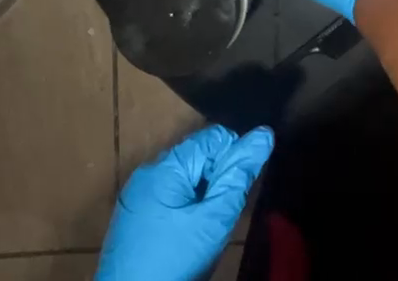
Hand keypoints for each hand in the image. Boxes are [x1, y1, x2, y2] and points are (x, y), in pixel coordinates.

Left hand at [94, 124, 273, 280]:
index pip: (214, 138)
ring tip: (206, 231)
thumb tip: (264, 134)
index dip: (235, 158)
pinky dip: (185, 211)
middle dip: (217, 181)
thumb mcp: (214, 220)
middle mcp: (148, 172)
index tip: (240, 192)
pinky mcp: (133, 219)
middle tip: (222, 217)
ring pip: (185, 180)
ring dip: (202, 197)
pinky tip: (186, 240)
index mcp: (166, 166)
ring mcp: (136, 197)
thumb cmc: (174, 264)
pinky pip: (168, 199)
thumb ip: (239, 175)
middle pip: (198, 158)